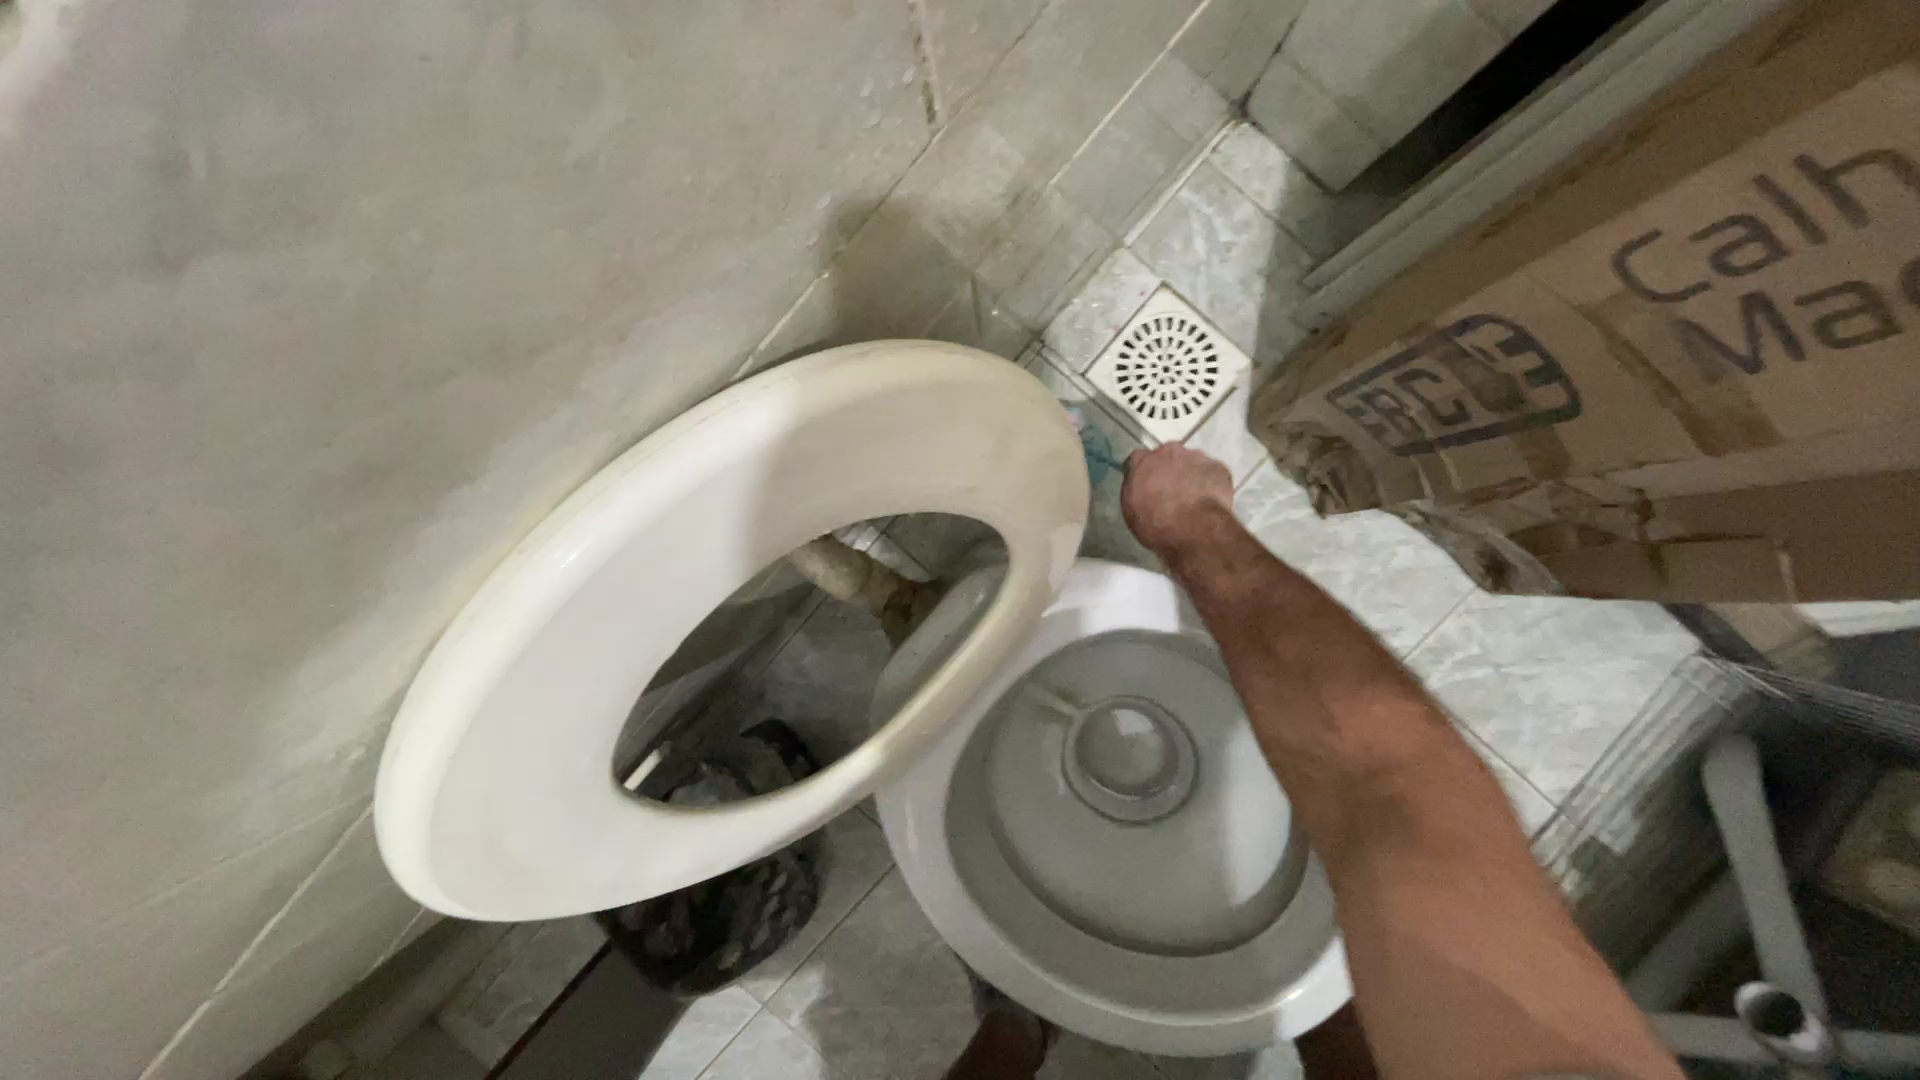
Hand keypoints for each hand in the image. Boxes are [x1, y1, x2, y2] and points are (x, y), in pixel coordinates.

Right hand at [1120, 442, 1234, 557]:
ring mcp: (1196, 457)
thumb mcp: (1131, 511)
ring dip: (1190, 475)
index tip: (1146, 486)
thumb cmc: (1155, 524)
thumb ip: (1134, 491)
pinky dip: (1210, 483)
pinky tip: (1209, 500)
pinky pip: (1212, 473)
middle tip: (1171, 491)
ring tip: (1193, 498)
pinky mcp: (1219, 467)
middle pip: (1167, 455)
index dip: (1144, 472)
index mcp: (1142, 461)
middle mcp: (1168, 451)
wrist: (1194, 529)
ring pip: (1192, 462)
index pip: (1138, 459)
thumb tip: (1140, 486)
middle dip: (1169, 469)